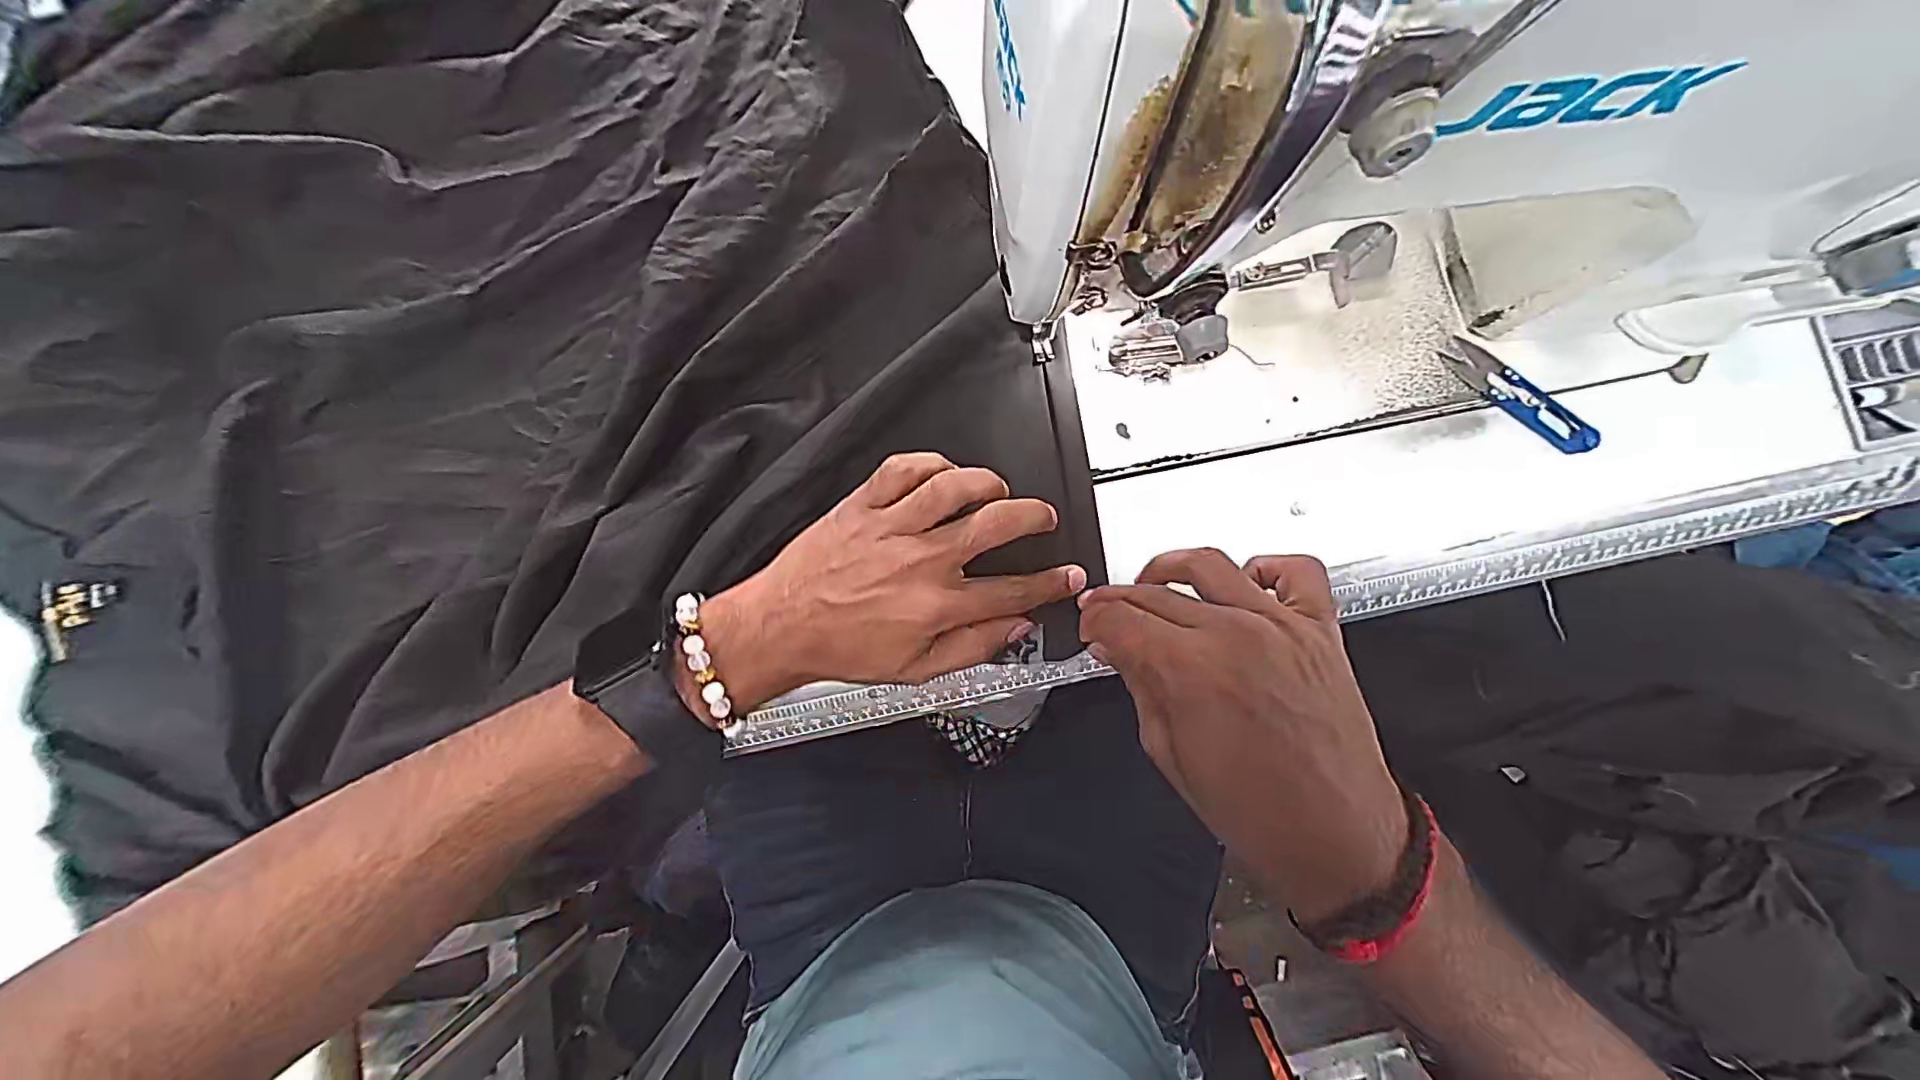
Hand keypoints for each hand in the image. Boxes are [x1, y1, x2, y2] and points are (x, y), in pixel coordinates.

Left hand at [691, 453, 1085, 711]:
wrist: (781, 627)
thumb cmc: (839, 648)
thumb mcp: (915, 670)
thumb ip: (972, 648)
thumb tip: (1011, 630)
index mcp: (936, 605)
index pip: (1012, 590)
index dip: (1050, 583)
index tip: (1066, 575)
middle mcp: (920, 561)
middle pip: (996, 524)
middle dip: (1034, 516)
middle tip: (1043, 517)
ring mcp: (891, 528)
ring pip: (955, 487)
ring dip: (987, 483)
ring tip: (998, 489)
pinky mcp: (862, 506)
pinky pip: (902, 469)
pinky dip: (930, 463)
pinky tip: (941, 472)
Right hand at [1077, 548, 1404, 921]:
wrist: (1336, 840)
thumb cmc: (1259, 813)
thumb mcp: (1168, 752)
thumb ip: (1139, 685)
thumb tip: (1117, 650)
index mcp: (1190, 670)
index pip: (1119, 617)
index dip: (1094, 620)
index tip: (1092, 627)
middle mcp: (1235, 636)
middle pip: (1153, 592)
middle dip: (1118, 601)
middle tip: (1110, 616)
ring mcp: (1281, 628)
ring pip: (1210, 564)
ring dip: (1170, 568)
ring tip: (1156, 584)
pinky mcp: (1320, 632)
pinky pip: (1295, 571)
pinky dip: (1264, 566)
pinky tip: (1244, 583)